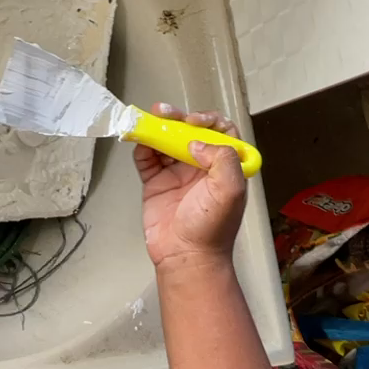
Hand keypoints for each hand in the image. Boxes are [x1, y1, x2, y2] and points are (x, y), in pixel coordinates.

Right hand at [135, 105, 248, 269]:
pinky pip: (147, 159)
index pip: (220, 131)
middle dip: (177, 118)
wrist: (185, 256)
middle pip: (189, 132)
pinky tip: (138, 140)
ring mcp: (177, 174)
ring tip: (147, 120)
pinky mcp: (156, 183)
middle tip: (164, 112)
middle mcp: (201, 166)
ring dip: (156, 128)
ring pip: (166, 141)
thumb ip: (222, 158)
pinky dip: (141, 146)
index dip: (208, 120)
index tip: (194, 122)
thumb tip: (196, 142)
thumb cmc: (212, 228)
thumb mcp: (230, 190)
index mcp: (225, 166)